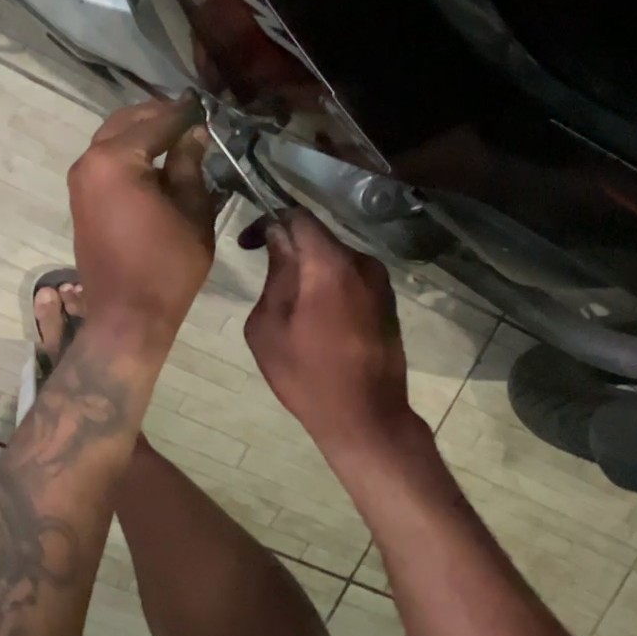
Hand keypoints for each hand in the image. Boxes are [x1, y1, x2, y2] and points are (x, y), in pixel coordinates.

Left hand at [67, 94, 220, 354]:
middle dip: (159, 116)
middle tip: (193, 117)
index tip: (208, 105)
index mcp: (114, 160)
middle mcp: (89, 162)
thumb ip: (190, 165)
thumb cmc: (166, 266)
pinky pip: (105, 160)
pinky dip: (129, 152)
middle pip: (126, 123)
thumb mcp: (192, 212)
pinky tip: (158, 160)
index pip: (156, 122)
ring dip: (142, 133)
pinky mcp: (81, 197)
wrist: (126, 316)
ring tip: (180, 135)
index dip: (185, 113)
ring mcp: (80, 179)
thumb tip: (195, 132)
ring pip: (112, 139)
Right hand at [244, 210, 417, 450]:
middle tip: (263, 274)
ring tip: (288, 301)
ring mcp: (380, 283)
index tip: (248, 244)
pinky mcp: (388, 302)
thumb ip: (274, 274)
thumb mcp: (269, 325)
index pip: (297, 216)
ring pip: (334, 258)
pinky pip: (350, 278)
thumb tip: (278, 241)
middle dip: (288, 247)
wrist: (367, 419)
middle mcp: (361, 263)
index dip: (268, 219)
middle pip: (317, 237)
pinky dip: (328, 284)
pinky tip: (314, 316)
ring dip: (309, 268)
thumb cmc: (307, 375)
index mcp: (329, 264)